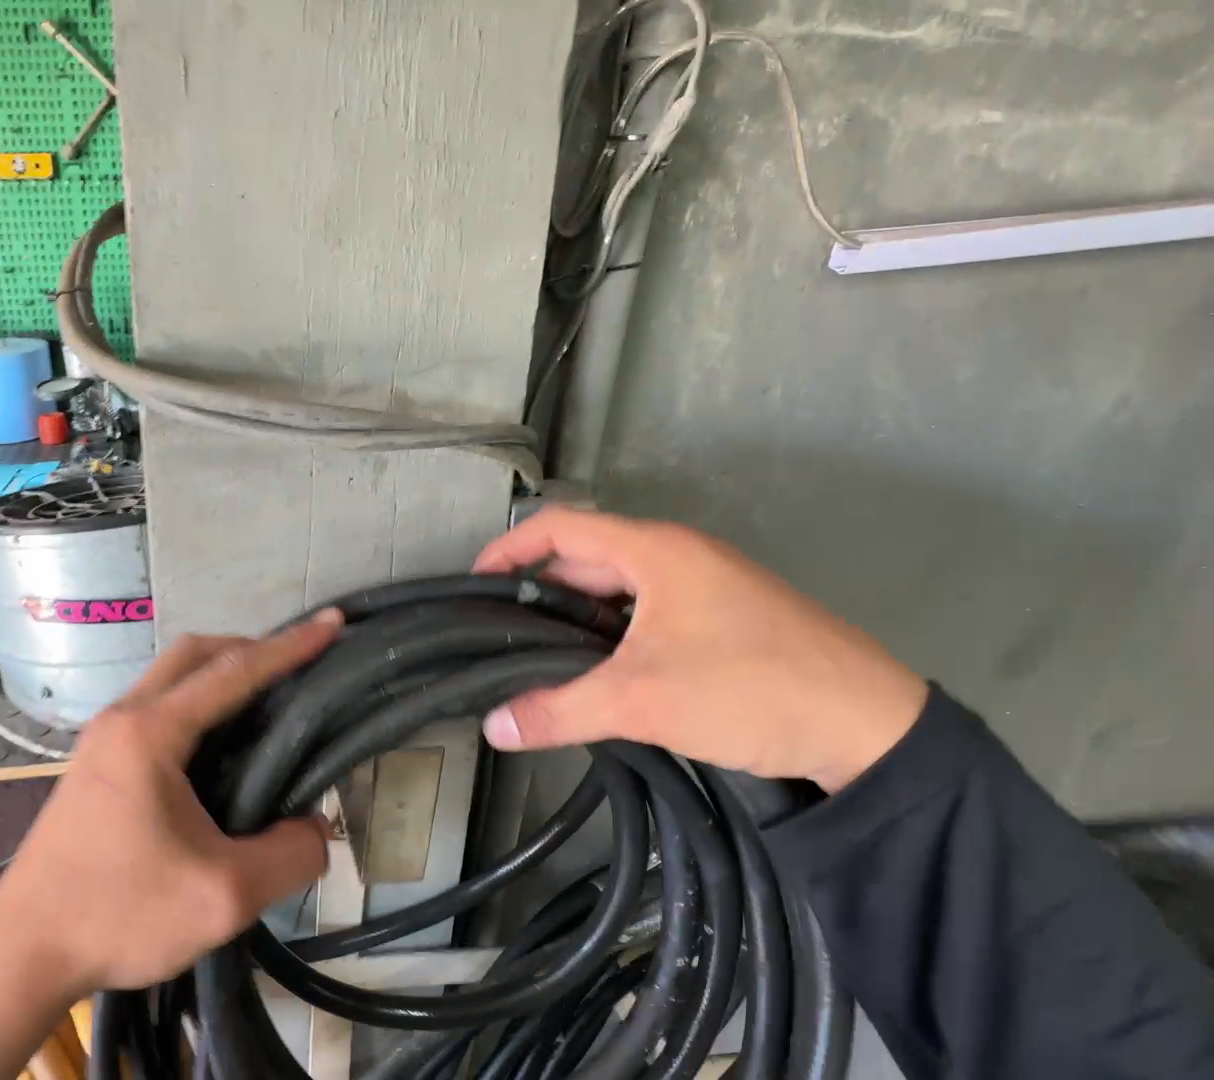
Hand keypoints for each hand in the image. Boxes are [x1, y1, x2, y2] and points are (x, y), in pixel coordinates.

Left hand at [0, 612, 342, 997]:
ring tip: (268, 706)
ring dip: (219, 675)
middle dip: (250, 648)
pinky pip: (154, 708)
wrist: (25, 953)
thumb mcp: (224, 897)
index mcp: (151, 733)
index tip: (332, 624)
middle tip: (298, 669)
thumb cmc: (121, 914)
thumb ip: (288, 855)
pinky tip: (220, 747)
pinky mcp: (94, 764)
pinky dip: (195, 703)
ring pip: (170, 678)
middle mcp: (122, 719)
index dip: (290, 647)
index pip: (234, 672)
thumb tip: (316, 828)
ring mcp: (101, 740)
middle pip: (194, 654)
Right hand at [475, 508, 926, 791]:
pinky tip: (600, 672)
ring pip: (619, 589)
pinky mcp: (725, 617)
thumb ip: (557, 710)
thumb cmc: (749, 689)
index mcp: (656, 550)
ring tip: (539, 657)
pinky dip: (613, 632)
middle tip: (500, 633)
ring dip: (577, 616)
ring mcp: (706, 586)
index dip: (510, 548)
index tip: (475, 584)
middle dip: (540, 591)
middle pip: (587, 558)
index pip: (561, 527)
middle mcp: (679, 556)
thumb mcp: (642, 701)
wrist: (871, 728)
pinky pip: (648, 612)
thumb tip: (492, 728)